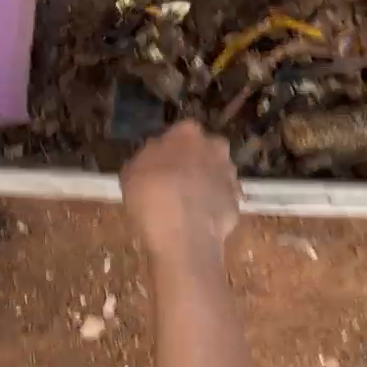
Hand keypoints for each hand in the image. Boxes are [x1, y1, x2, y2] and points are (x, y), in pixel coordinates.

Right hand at [121, 122, 240, 264]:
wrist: (184, 233)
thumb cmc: (150, 198)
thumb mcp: (129, 175)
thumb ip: (144, 160)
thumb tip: (152, 160)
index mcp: (185, 133)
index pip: (176, 133)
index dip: (166, 151)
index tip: (156, 166)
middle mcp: (214, 145)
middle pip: (201, 151)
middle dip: (190, 163)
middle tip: (171, 183)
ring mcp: (229, 172)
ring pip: (213, 174)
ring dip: (201, 184)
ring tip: (182, 206)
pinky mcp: (237, 198)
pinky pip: (220, 198)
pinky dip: (209, 205)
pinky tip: (193, 220)